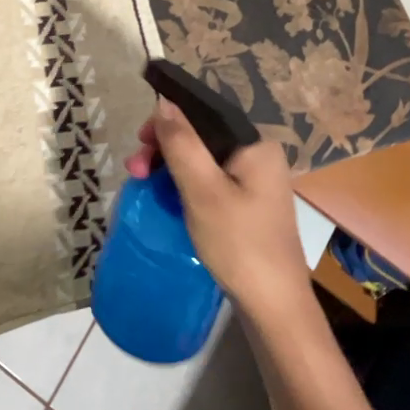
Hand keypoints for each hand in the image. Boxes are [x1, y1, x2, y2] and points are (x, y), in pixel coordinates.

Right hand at [124, 98, 314, 320]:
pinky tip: (168, 199)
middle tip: (135, 172)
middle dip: (164, 149)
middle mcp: (259, 156)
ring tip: (144, 185)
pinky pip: (211, 182)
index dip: (167, 121)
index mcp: (256, 144)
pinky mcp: (249, 205)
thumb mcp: (202, 190)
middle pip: (201, 137)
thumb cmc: (238, 243)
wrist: (274, 307)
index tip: (139, 142)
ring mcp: (256, 182)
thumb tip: (164, 102)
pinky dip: (186, 186)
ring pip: (203, 161)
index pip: (204, 113)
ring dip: (170, 168)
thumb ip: (182, 143)